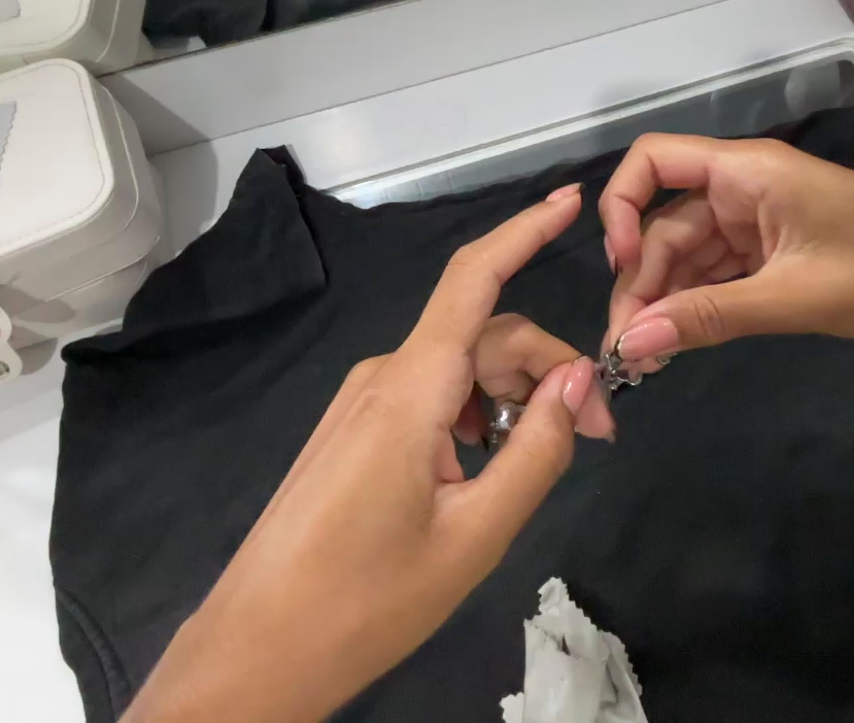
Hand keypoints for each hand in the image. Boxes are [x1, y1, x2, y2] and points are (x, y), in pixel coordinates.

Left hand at [124, 184, 611, 722]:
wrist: (254, 654)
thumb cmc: (366, 600)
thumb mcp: (476, 534)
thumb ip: (538, 450)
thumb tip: (579, 380)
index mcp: (411, 387)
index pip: (474, 279)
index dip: (524, 230)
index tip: (570, 201)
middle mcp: (386, 374)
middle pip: (486, 337)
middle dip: (549, 369)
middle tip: (599, 434)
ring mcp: (367, 398)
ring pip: (463, 368)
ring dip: (516, 396)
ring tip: (549, 455)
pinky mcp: (360, 425)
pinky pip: (434, 394)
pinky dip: (479, 413)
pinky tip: (491, 463)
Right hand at [598, 135, 853, 368]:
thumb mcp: (796, 297)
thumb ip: (710, 316)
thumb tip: (629, 344)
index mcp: (746, 172)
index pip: (653, 161)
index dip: (621, 206)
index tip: (620, 267)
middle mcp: (741, 189)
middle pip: (662, 225)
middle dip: (641, 283)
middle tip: (625, 352)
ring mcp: (755, 221)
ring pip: (685, 256)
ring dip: (664, 302)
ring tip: (644, 361)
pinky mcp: (769, 252)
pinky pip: (715, 274)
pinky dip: (695, 306)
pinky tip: (678, 343)